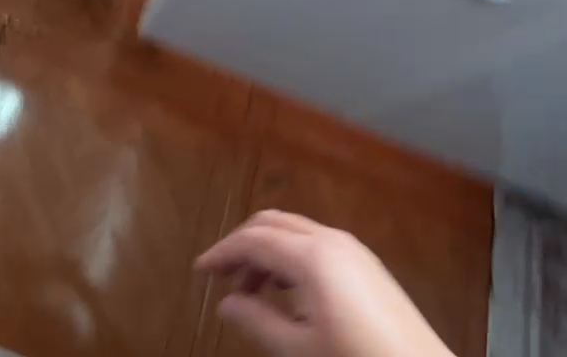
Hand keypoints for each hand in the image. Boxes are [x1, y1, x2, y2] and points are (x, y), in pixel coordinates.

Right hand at [195, 210, 453, 356]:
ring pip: (294, 231)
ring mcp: (352, 247)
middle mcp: (330, 239)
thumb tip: (227, 303)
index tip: (200, 270)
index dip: (222, 251)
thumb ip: (258, 322)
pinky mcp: (365, 263)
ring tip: (251, 290)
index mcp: (311, 255)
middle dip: (242, 245)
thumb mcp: (300, 350)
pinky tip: (286, 290)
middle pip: (272, 223)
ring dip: (266, 251)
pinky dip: (290, 256)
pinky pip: (315, 243)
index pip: (253, 239)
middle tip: (222, 276)